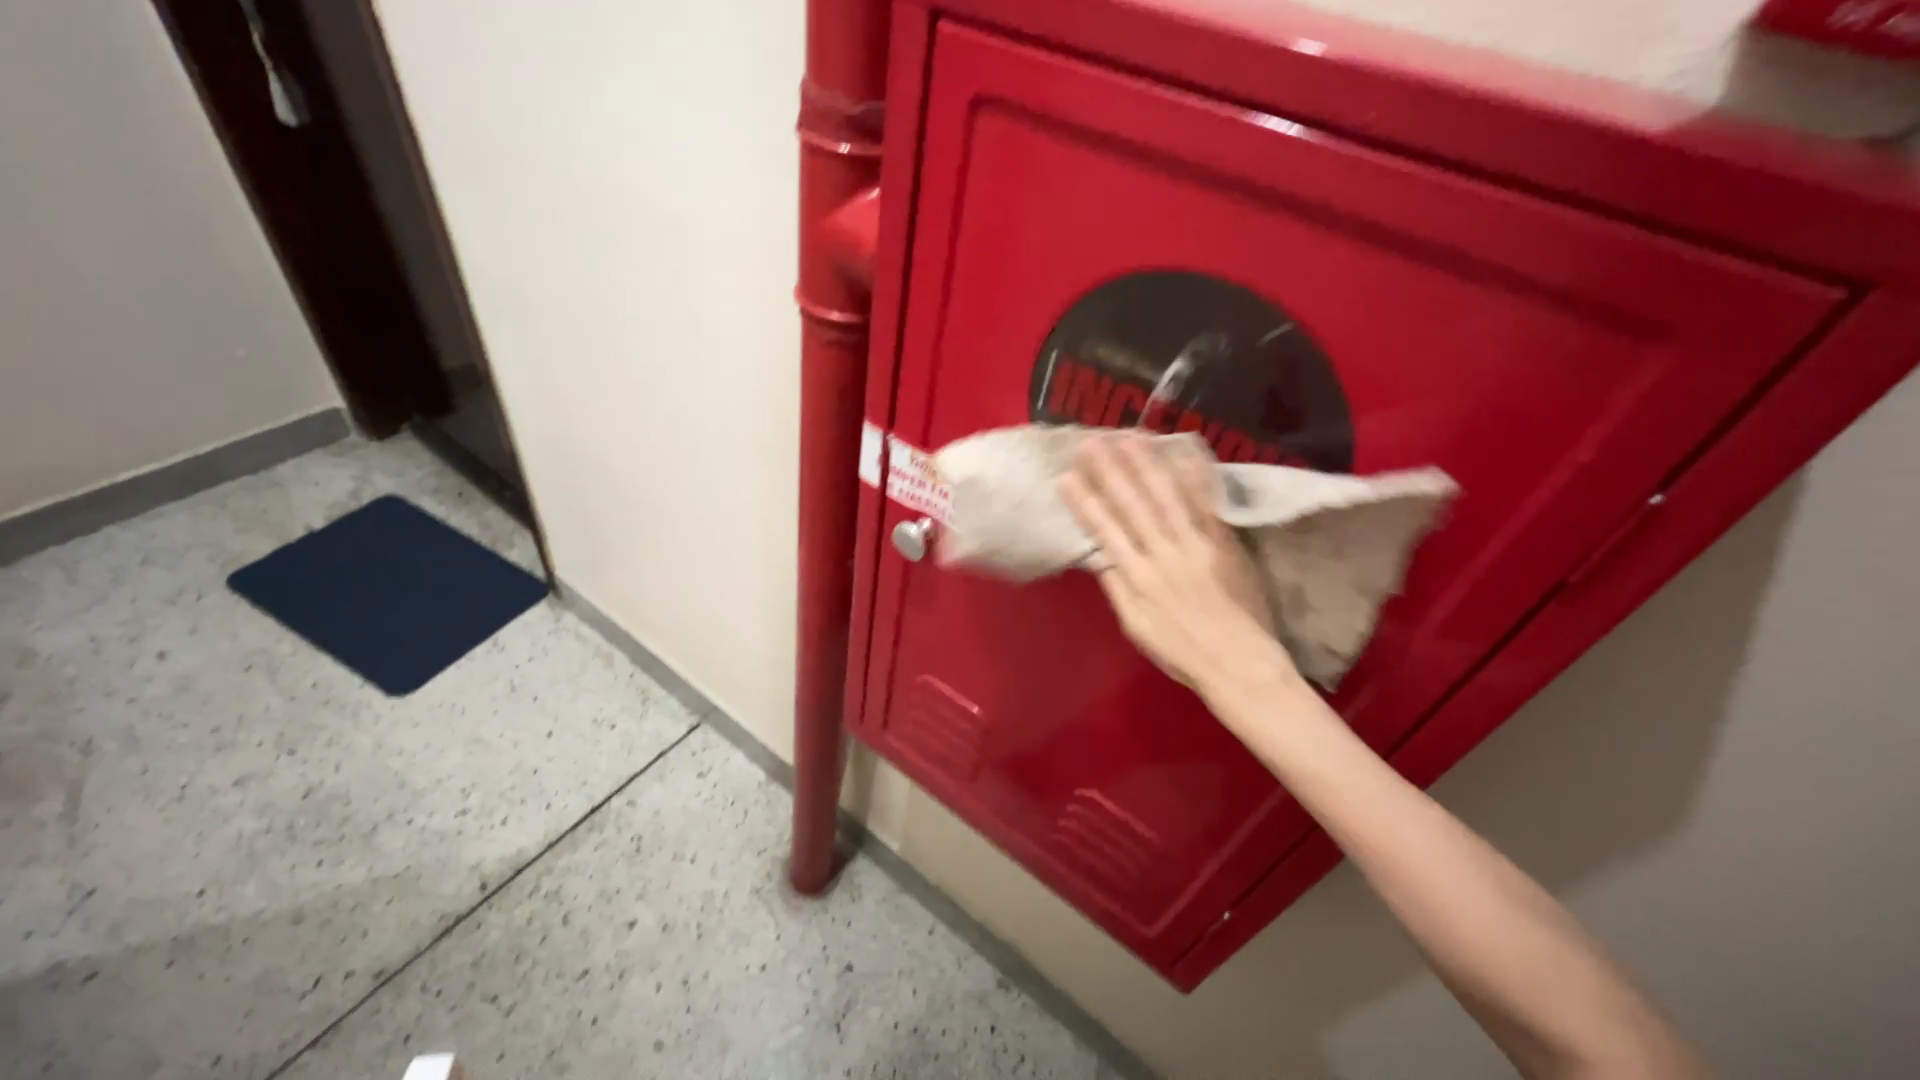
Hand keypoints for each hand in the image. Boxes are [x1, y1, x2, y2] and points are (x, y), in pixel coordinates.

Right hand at [1058, 433, 1294, 693]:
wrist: (1238, 663)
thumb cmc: (1181, 652)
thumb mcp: (1136, 628)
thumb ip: (1117, 588)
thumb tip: (1098, 555)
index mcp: (1137, 578)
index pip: (1104, 531)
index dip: (1084, 502)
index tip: (1065, 477)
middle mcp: (1163, 554)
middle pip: (1132, 505)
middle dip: (1109, 471)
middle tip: (1090, 442)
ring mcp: (1195, 545)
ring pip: (1166, 497)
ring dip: (1145, 465)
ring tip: (1128, 438)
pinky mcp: (1223, 542)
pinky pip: (1206, 504)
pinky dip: (1194, 478)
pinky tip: (1182, 453)